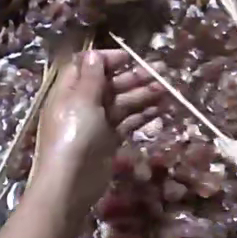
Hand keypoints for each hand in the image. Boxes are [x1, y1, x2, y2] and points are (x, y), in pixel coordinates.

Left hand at [29, 48, 166, 217]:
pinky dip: (142, 115)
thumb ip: (91, 78)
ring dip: (143, 95)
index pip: (87, 67)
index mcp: (68, 92)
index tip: (130, 57)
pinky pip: (127, 122)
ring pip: (121, 103)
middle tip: (160, 72)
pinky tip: (161, 108)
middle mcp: (81, 105)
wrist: (70, 184)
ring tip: (167, 90)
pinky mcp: (108, 142)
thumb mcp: (82, 101)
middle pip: (108, 85)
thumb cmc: (74, 137)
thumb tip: (94, 54)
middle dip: (133, 77)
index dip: (107, 60)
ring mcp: (96, 125)